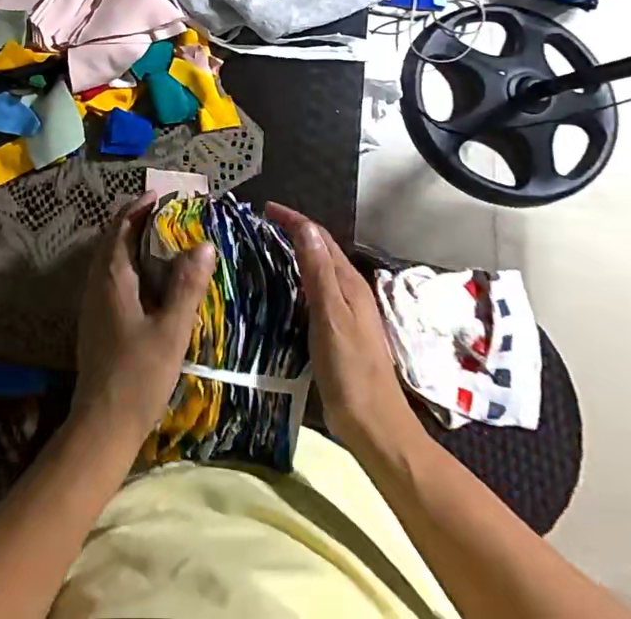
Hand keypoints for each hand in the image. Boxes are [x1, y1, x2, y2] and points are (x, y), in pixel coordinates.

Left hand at [73, 197, 215, 439]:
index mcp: (111, 278)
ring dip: (132, 244)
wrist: (103, 419)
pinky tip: (152, 282)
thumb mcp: (171, 330)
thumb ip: (186, 286)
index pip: (120, 228)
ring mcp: (93, 302)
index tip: (161, 195)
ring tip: (164, 242)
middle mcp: (96, 283)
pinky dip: (131, 267)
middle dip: (136, 222)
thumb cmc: (138, 374)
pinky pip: (112, 279)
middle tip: (167, 215)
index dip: (138, 208)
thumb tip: (203, 244)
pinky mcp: (97, 319)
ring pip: (110, 260)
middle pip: (112, 240)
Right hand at [264, 203, 425, 459]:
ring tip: (262, 248)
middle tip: (258, 225)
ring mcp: (344, 312)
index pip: (319, 238)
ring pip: (316, 270)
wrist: (372, 422)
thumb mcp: (331, 316)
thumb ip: (319, 272)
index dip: (294, 220)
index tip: (264, 209)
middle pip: (320, 250)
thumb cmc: (350, 369)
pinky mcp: (335, 330)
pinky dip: (294, 278)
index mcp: (349, 284)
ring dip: (293, 253)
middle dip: (292, 231)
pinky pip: (312, 291)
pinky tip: (278, 288)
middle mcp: (349, 292)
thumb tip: (306, 227)